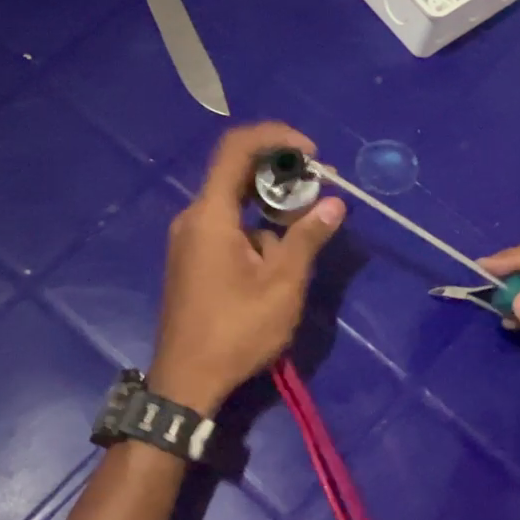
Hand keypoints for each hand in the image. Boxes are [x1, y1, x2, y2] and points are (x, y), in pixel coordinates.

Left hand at [149, 123, 344, 414]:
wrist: (186, 381)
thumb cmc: (236, 332)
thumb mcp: (282, 285)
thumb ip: (307, 238)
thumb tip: (333, 202)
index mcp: (210, 215)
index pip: (236, 148)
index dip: (275, 138)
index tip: (311, 154)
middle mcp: (192, 219)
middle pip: (235, 176)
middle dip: (280, 181)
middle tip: (319, 196)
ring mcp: (187, 242)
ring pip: (234, 208)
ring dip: (270, 215)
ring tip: (302, 246)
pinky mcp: (190, 263)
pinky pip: (225, 231)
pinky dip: (254, 233)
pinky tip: (276, 267)